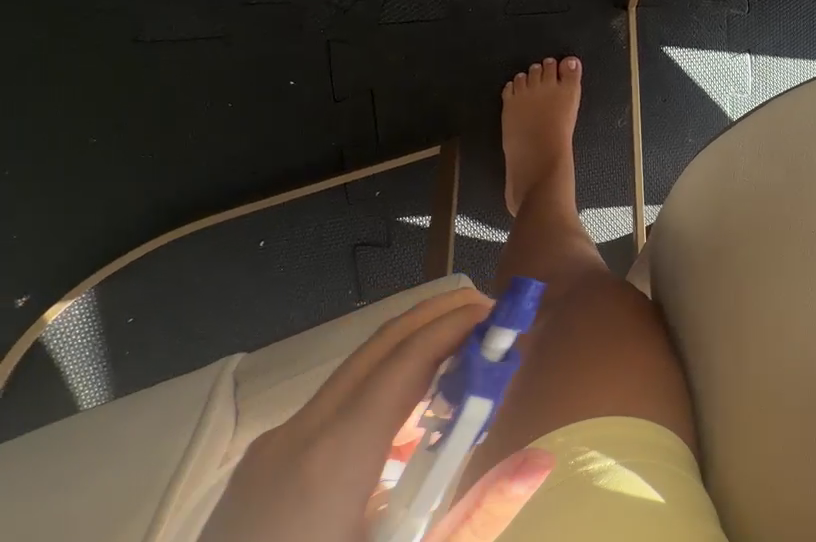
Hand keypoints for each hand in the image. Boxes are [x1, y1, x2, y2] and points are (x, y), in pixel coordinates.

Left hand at [201, 288, 553, 541]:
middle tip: (500, 321)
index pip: (407, 357)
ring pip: (356, 373)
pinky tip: (413, 431)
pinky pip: (334, 406)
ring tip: (472, 370)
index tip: (511, 315)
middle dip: (442, 319)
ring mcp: (269, 452)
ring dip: (416, 354)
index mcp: (333, 458)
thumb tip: (541, 457)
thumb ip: (476, 515)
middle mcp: (296, 437)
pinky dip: (385, 390)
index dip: (461, 324)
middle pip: (380, 348)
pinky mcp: (258, 471)